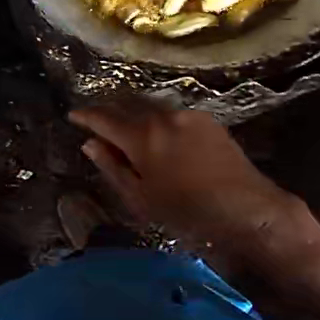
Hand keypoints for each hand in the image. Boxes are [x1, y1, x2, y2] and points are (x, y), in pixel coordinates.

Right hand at [69, 102, 319, 266]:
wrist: (247, 210)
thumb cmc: (188, 214)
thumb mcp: (141, 198)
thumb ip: (113, 167)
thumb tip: (90, 144)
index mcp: (142, 136)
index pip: (104, 118)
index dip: (86, 116)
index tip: (72, 115)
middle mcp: (163, 116)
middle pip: (127, 105)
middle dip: (108, 111)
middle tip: (94, 119)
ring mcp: (188, 115)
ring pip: (151, 107)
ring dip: (133, 113)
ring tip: (123, 126)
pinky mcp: (208, 120)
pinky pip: (172, 114)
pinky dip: (157, 119)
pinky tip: (157, 133)